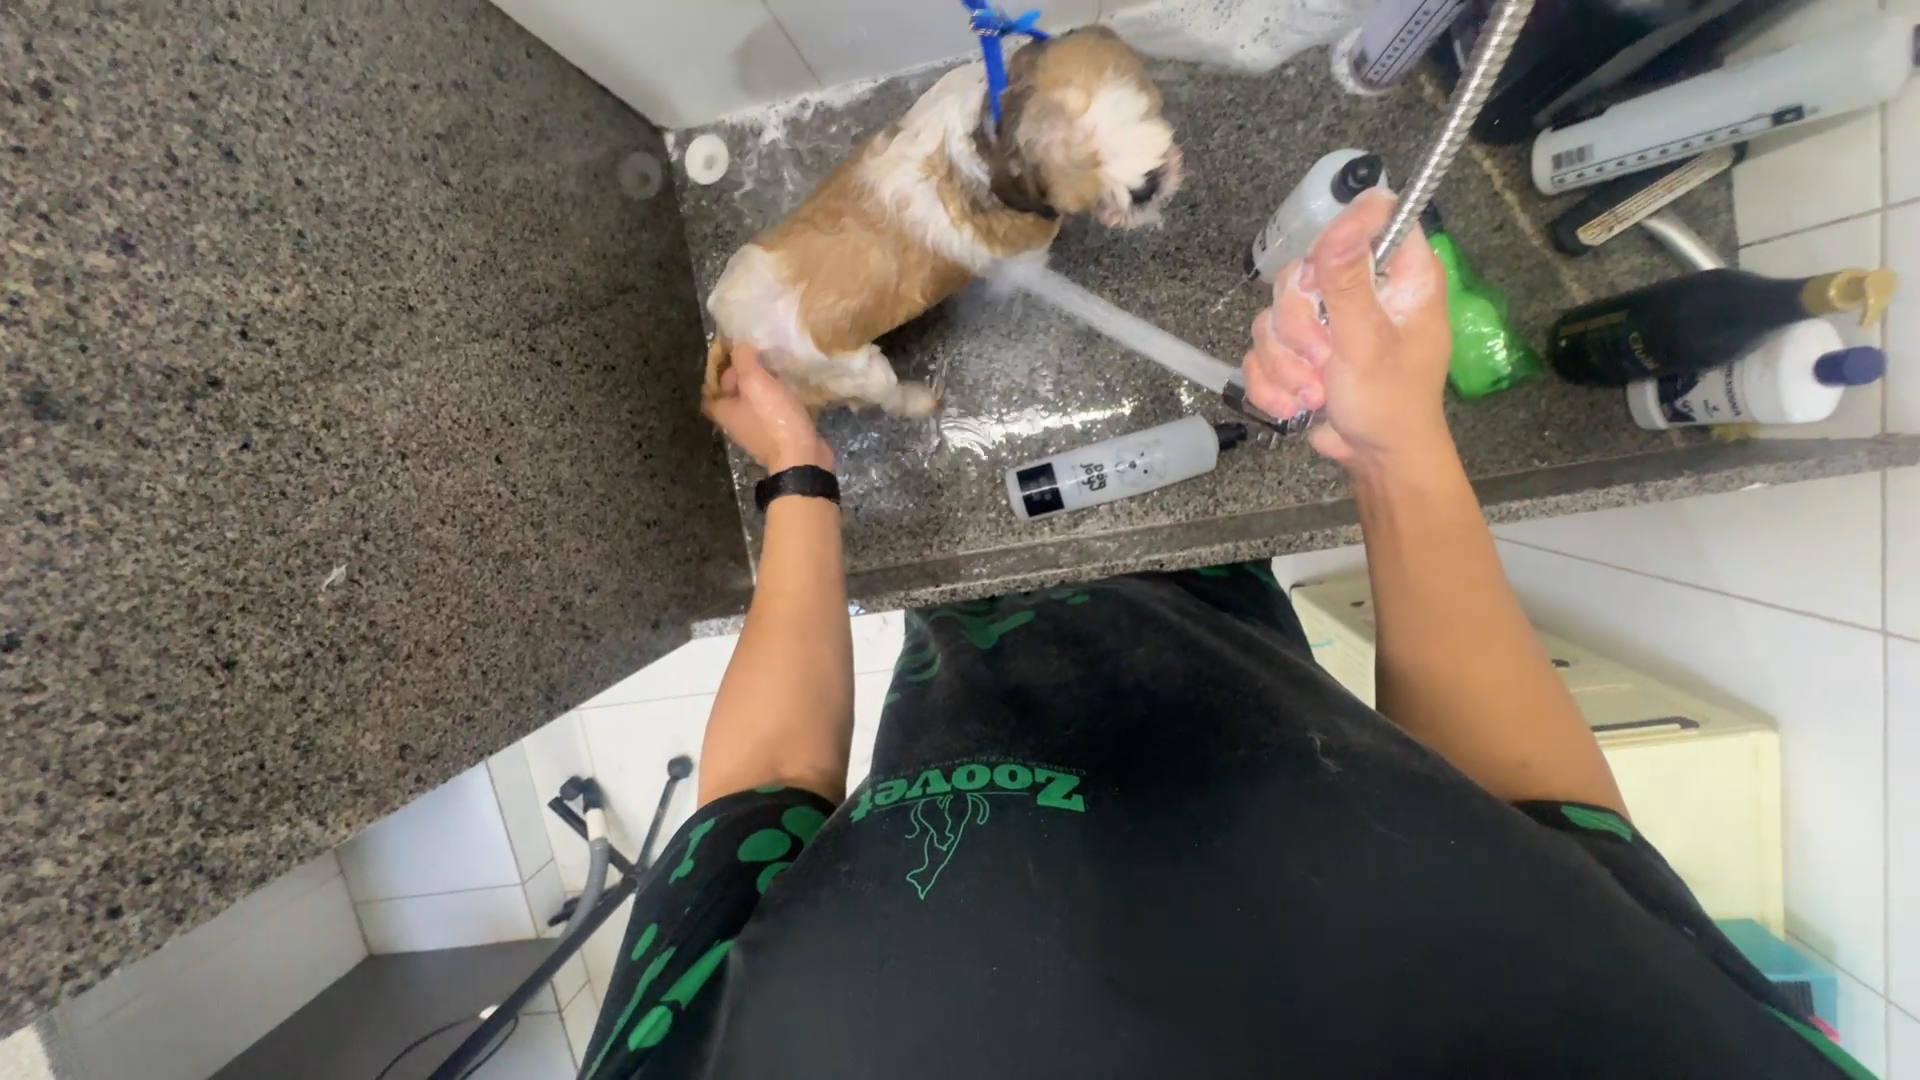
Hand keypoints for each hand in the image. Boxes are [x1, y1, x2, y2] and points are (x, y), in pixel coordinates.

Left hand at [703, 345, 834, 472]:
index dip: (718, 371)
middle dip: (744, 377)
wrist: (802, 458)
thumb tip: (742, 345)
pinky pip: (774, 413)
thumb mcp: (754, 381)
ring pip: (755, 404)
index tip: (734, 356)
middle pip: (734, 395)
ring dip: (764, 388)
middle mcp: (737, 424)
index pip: (710, 390)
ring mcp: (758, 433)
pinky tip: (792, 390)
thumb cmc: (773, 419)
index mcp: (724, 412)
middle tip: (760, 358)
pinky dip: (780, 402)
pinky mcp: (779, 437)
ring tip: (778, 370)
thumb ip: (744, 359)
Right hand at [1240, 189, 1453, 473]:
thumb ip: (1348, 285)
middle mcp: (1358, 289)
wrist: (1372, 456)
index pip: (1375, 215)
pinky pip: (1260, 352)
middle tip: (1322, 358)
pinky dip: (1271, 384)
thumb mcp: (1369, 343)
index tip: (1323, 269)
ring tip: (1313, 394)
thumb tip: (1342, 226)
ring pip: (1273, 318)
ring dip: (1286, 365)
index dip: (1343, 230)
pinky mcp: (1294, 351)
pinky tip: (1294, 405)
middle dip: (1299, 328)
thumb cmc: (1390, 402)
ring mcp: (1321, 321)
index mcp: (1397, 275)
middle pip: (1301, 273)